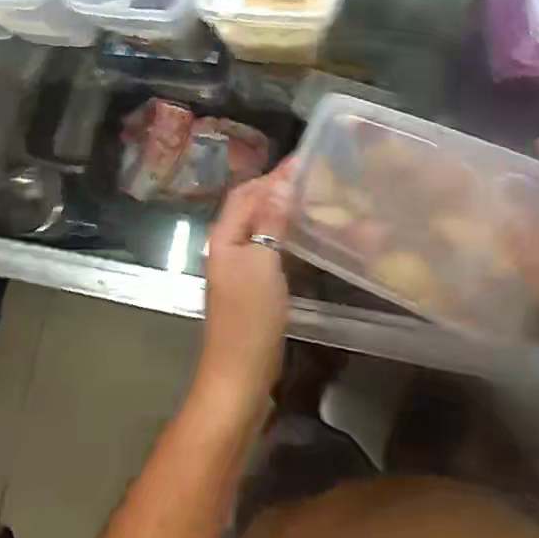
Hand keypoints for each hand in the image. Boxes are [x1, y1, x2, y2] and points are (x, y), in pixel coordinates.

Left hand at [197, 160, 294, 406]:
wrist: (238, 376)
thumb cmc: (249, 319)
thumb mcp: (262, 265)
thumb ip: (270, 223)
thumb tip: (281, 183)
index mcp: (224, 237)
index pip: (247, 192)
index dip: (273, 175)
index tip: (304, 161)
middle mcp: (228, 246)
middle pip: (252, 206)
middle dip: (278, 189)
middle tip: (314, 178)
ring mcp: (240, 268)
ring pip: (261, 226)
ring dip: (283, 210)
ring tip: (314, 199)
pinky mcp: (253, 286)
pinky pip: (269, 247)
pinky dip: (286, 234)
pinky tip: (306, 236)